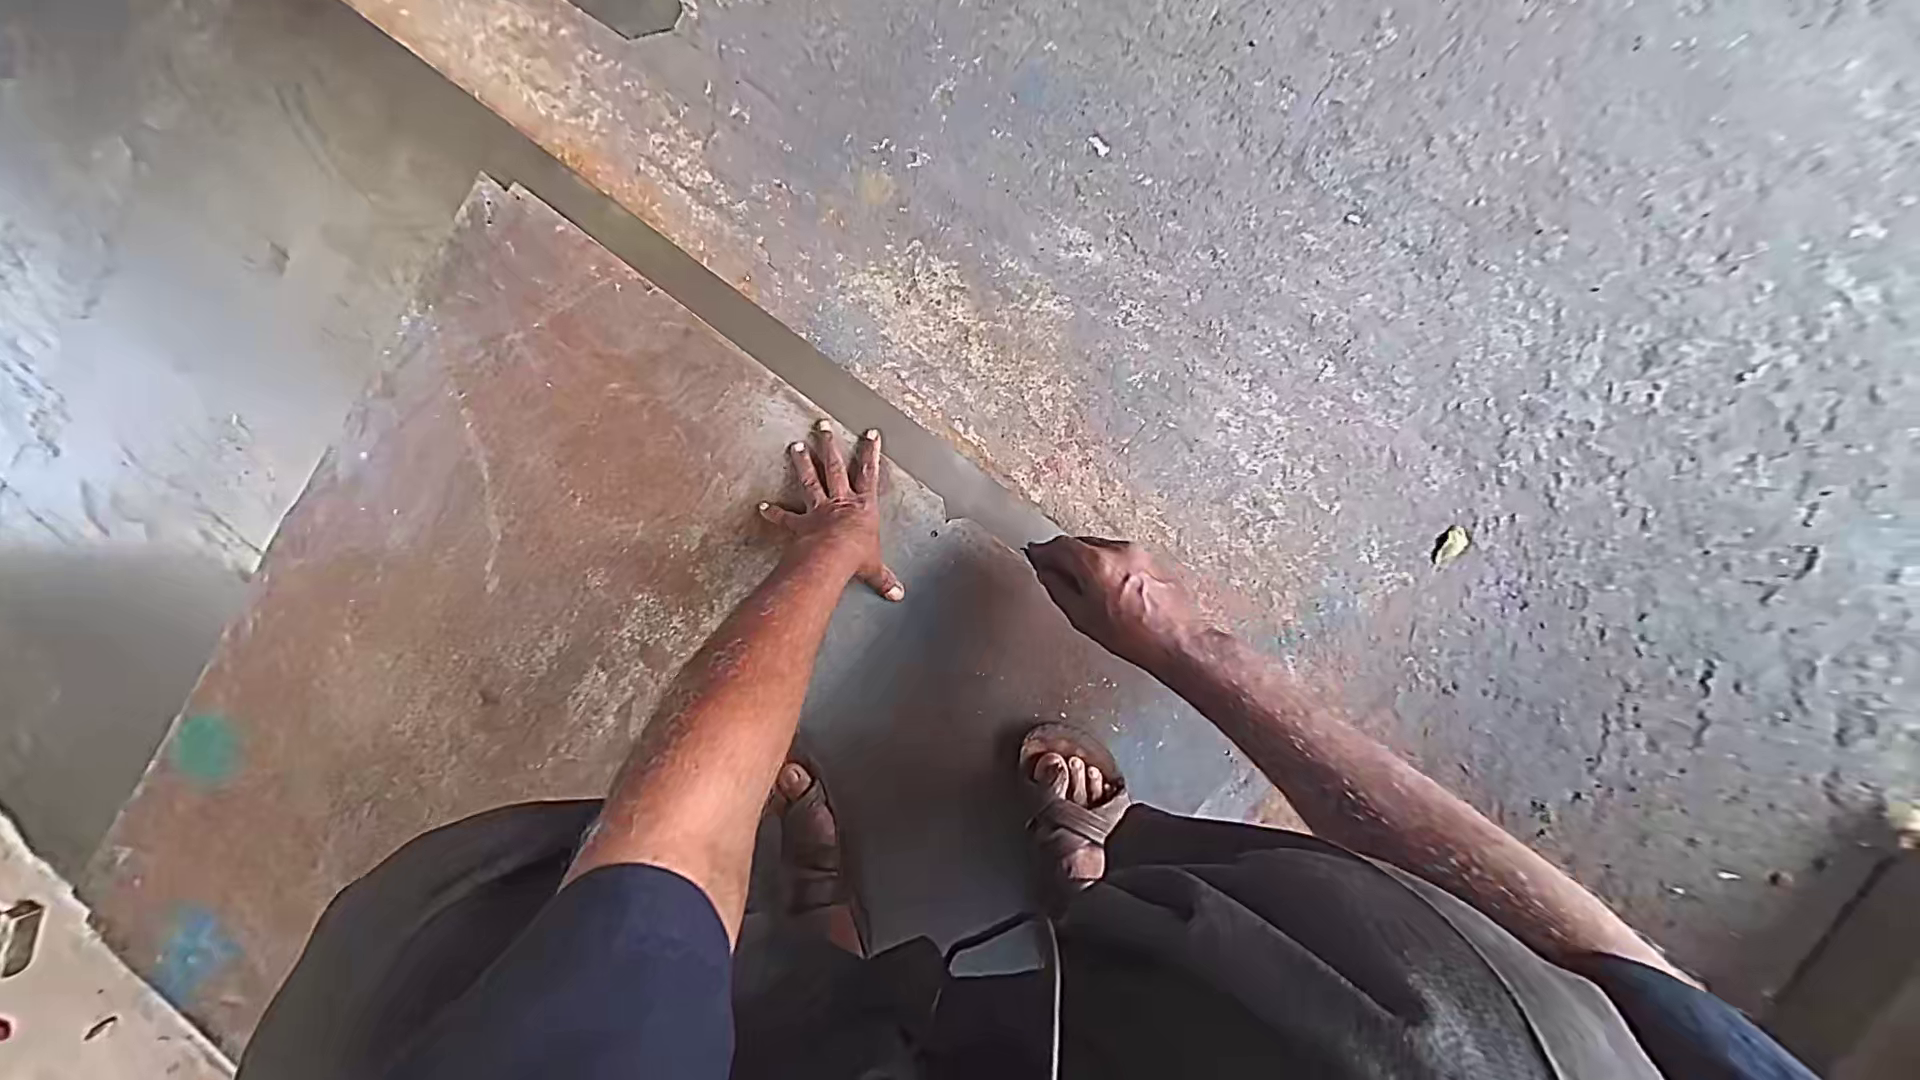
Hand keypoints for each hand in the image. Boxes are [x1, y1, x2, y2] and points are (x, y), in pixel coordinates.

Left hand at [760, 421, 904, 600]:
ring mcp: (819, 510)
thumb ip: (884, 578)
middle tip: (822, 427)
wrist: (832, 559)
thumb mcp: (875, 567)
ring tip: (796, 446)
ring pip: (810, 480)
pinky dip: (773, 512)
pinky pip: (785, 517)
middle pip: (835, 468)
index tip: (870, 434)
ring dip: (803, 463)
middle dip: (830, 446)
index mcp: (863, 506)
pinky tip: (762, 506)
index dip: (870, 452)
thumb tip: (897, 594)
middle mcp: (840, 502)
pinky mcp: (801, 523)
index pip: (869, 473)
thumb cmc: (855, 557)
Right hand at [1025, 536, 1203, 671]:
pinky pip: (1120, 556)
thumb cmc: (1135, 636)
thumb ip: (1059, 588)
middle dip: (1065, 556)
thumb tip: (1048, 573)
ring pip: (1101, 548)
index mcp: (1096, 562)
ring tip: (1086, 587)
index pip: (1060, 544)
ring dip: (1088, 561)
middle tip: (1055, 572)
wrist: (1177, 641)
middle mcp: (1118, 550)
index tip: (1036, 555)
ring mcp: (1138, 553)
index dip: (1044, 551)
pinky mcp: (1152, 559)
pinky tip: (1108, 587)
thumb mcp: (1082, 617)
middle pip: (1080, 543)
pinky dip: (1108, 565)